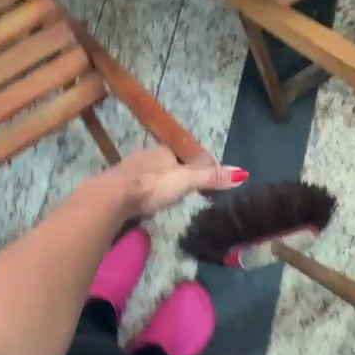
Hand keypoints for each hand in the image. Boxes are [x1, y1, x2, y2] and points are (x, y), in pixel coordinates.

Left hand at [99, 145, 245, 218]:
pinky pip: (139, 187)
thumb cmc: (152, 185)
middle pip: (168, 164)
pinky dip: (146, 194)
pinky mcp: (120, 185)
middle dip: (177, 176)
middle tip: (187, 194)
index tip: (203, 182)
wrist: (111, 196)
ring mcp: (131, 169)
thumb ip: (210, 177)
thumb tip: (243, 172)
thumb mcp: (186, 181)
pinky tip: (148, 205)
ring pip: (152, 175)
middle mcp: (147, 155)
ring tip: (170, 202)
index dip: (195, 166)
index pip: (185, 155)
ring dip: (161, 185)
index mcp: (164, 150)